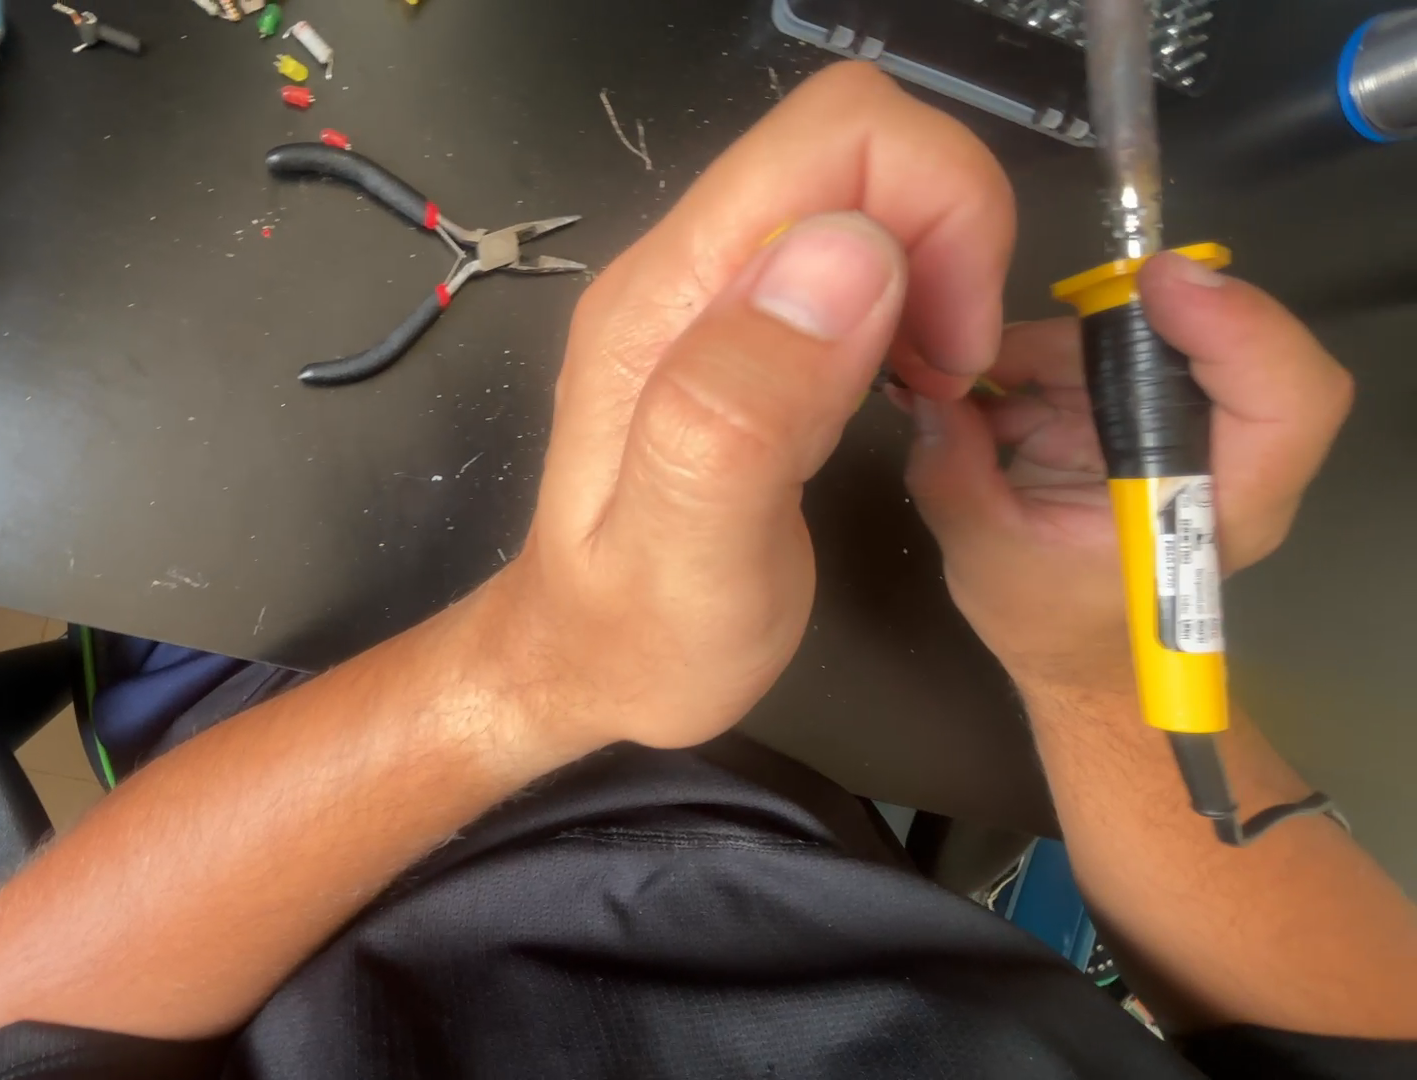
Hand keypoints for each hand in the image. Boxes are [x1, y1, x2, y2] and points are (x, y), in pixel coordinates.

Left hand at [455, 63, 1015, 755]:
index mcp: (654, 312)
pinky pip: (834, 266)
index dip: (932, 210)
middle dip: (936, 240)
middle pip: (846, 156)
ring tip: (908, 391)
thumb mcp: (687, 555)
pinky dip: (892, 306)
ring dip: (921, 277)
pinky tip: (881, 389)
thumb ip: (743, 411)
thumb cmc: (632, 637)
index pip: (830, 142)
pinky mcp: (718, 340)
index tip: (943, 346)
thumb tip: (844, 255)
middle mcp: (663, 285)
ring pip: (849, 204)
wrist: (580, 658)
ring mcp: (689, 308)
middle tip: (933, 376)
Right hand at [901, 254, 1353, 698]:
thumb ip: (953, 476)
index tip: (1157, 284)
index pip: (1281, 400)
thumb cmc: (1047, 623)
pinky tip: (950, 396)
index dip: (1238, 328)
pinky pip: (1067, 373)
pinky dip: (1004, 375)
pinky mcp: (1111, 427)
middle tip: (971, 358)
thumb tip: (923, 395)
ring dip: (1021, 357)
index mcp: (1211, 503)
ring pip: (1112, 353)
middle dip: (1073, 342)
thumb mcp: (985, 554)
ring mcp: (1157, 434)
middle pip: (1174, 355)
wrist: (1062, 650)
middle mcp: (1203, 452)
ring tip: (938, 384)